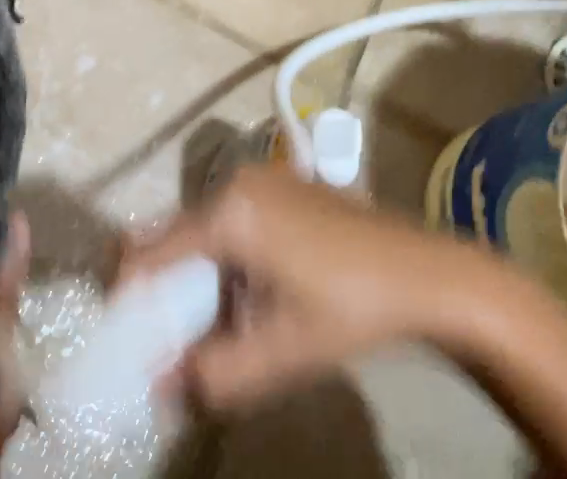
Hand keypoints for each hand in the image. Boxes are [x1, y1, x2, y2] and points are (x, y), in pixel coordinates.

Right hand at [117, 163, 481, 409]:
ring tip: (221, 316)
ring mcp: (262, 178)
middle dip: (166, 285)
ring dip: (199, 271)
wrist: (437, 278)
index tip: (129, 330)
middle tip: (177, 331)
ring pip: (203, 226)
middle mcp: (234, 183)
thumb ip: (215, 372)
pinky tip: (255, 288)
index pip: (150, 251)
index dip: (131, 291)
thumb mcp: (284, 352)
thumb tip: (158, 387)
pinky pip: (232, 217)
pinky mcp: (283, 183)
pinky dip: (226, 253)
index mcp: (228, 215)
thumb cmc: (356, 313)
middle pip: (174, 235)